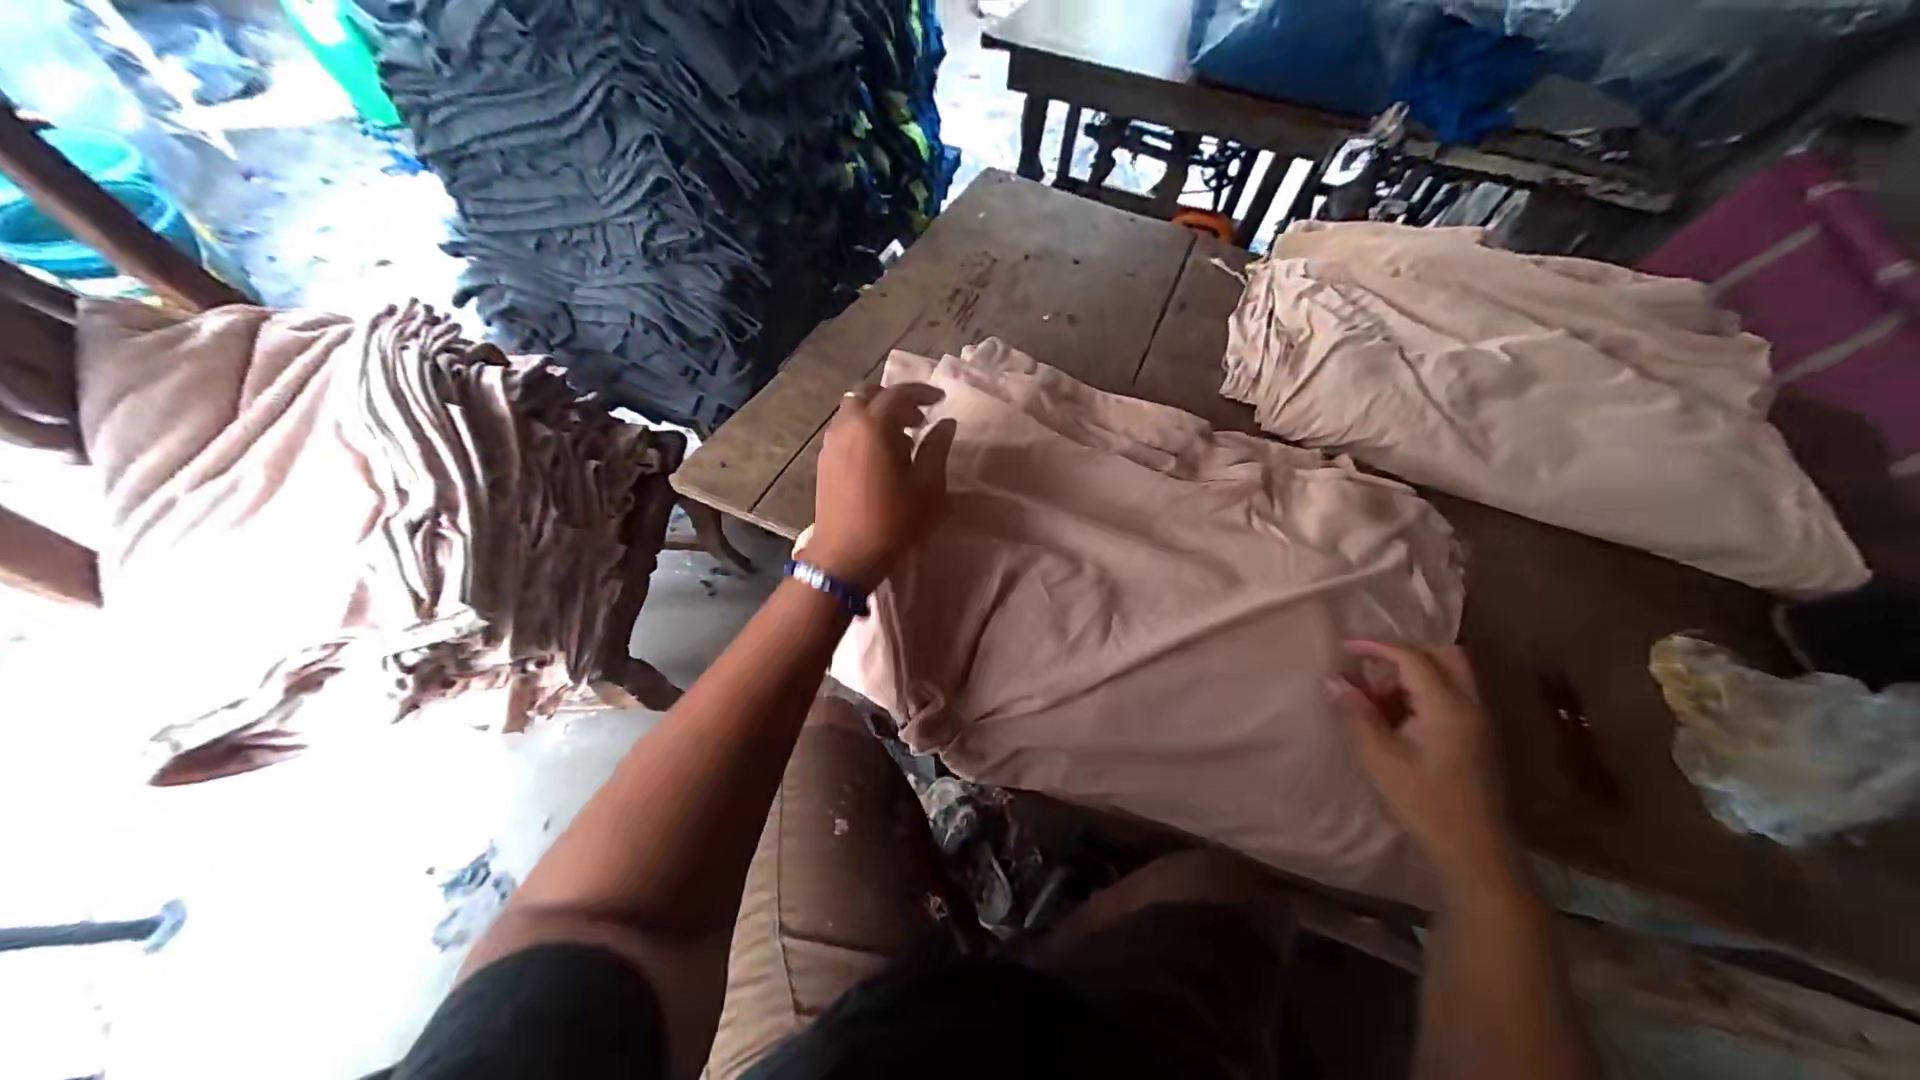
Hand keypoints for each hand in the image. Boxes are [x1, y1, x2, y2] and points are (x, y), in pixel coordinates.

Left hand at [805, 382, 956, 591]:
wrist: (846, 555)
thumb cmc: (892, 521)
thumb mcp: (926, 486)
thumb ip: (937, 448)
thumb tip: (946, 424)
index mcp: (873, 426)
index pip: (898, 394)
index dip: (922, 392)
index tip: (941, 400)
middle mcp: (846, 427)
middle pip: (869, 396)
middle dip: (895, 401)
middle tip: (918, 420)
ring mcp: (831, 444)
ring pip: (853, 413)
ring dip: (877, 416)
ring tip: (901, 441)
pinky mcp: (824, 462)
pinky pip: (845, 431)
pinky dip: (863, 431)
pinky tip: (880, 458)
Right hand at [1329, 641, 1520, 888]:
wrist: (1475, 853)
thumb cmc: (1424, 804)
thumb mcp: (1380, 758)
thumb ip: (1358, 713)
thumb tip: (1335, 679)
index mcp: (1449, 708)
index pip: (1412, 658)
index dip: (1376, 647)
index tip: (1343, 649)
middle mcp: (1472, 706)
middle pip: (1443, 654)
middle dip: (1402, 654)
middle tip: (1368, 670)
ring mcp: (1480, 722)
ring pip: (1449, 674)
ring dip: (1411, 675)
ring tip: (1376, 701)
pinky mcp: (1478, 737)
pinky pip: (1451, 695)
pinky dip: (1422, 693)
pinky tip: (1396, 719)